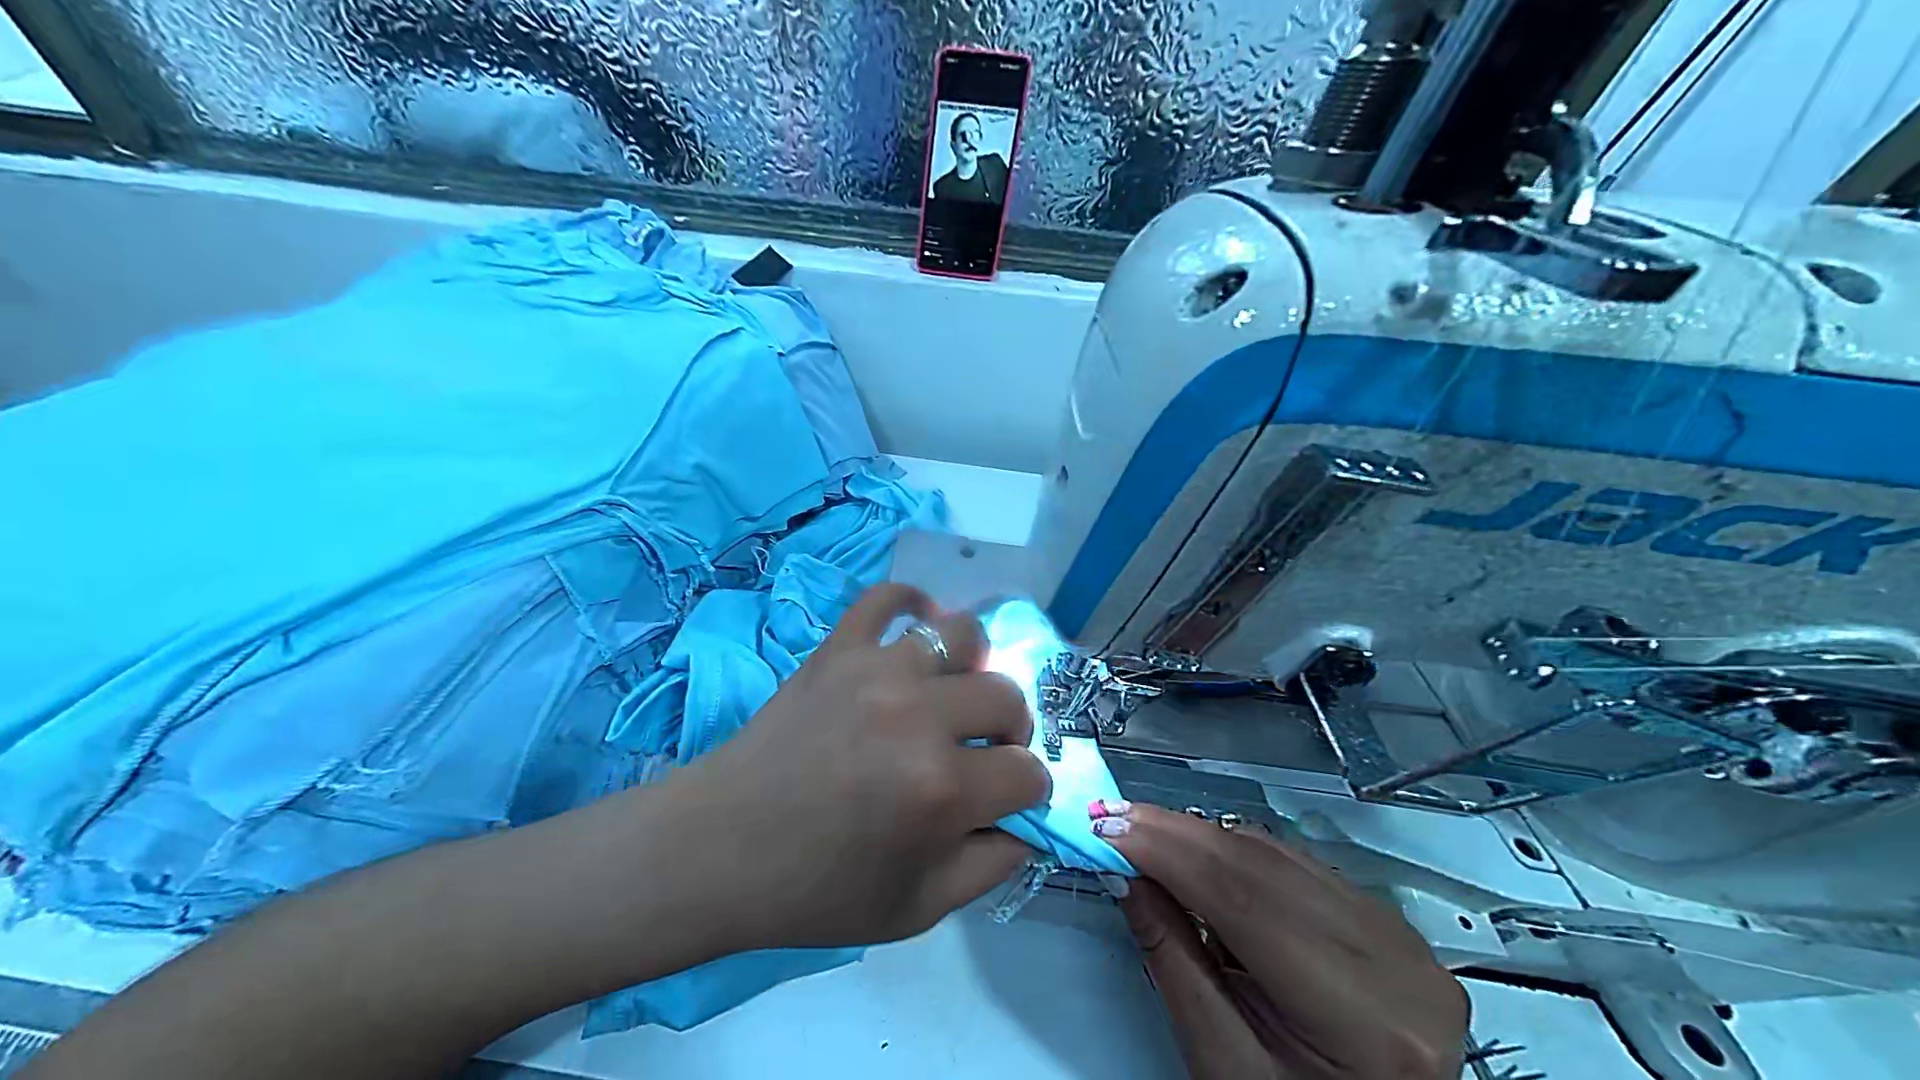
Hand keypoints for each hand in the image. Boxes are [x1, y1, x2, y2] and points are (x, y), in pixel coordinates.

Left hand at [662, 584, 1050, 950]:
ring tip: (953, 693)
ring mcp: (877, 671)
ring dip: (973, 668)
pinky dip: (910, 600)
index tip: (1006, 799)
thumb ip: (990, 868)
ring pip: (963, 636)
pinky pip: (886, 597)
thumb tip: (1027, 822)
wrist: (720, 847)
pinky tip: (918, 625)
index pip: (1027, 773)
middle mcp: (919, 717)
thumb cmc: (817, 889)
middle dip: (1011, 730)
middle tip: (983, 750)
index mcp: (942, 790)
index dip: (1026, 791)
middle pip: (1006, 698)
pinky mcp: (839, 648)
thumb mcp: (916, 910)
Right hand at [1095, 803, 1467, 1079]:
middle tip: (1113, 817)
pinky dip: (1234, 853)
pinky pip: (1294, 864)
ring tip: (1140, 832)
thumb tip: (1125, 872)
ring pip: (1276, 854)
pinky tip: (1192, 852)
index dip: (1169, 853)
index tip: (1110, 828)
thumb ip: (1170, 955)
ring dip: (1199, 838)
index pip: (1247, 902)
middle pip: (1262, 867)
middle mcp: (1397, 962)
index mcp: (1366, 1018)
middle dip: (1176, 835)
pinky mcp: (1385, 920)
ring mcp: (1398, 936)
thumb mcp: (1218, 1057)